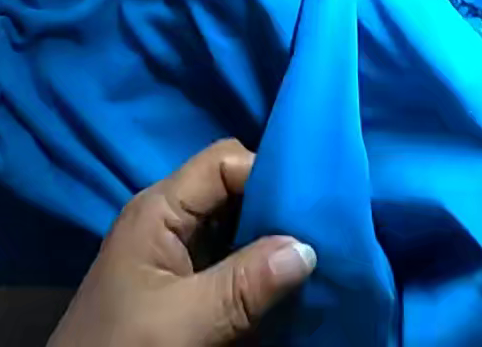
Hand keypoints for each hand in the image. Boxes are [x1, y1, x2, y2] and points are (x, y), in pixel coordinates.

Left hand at [48, 139, 316, 346]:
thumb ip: (243, 284)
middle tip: (322, 232)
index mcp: (159, 207)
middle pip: (230, 189)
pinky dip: (257, 269)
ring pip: (233, 225)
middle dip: (274, 207)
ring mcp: (175, 251)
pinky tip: (286, 284)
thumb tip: (307, 246)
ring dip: (269, 240)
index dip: (265, 174)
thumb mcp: (183, 320)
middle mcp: (168, 217)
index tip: (312, 204)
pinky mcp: (182, 284)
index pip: (221, 162)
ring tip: (315, 255)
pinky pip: (228, 260)